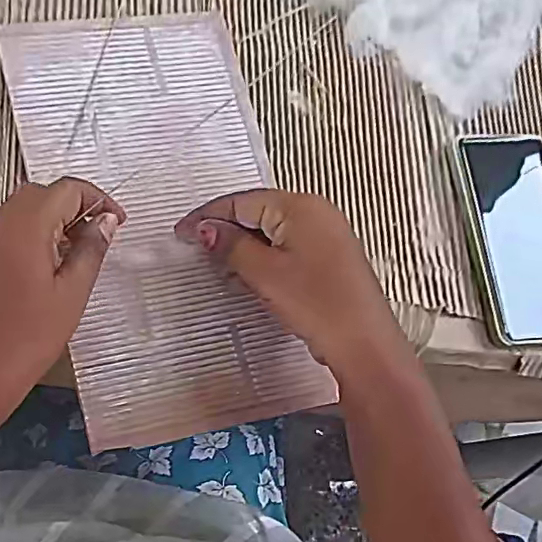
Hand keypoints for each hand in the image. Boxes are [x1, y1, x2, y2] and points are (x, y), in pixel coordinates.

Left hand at [0, 177, 123, 398]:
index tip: (116, 222)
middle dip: (71, 207)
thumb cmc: (29, 338)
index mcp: (24, 229)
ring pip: (18, 214)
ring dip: (49, 223)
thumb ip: (91, 250)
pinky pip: (3, 237)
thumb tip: (104, 222)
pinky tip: (41, 274)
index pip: (65, 190)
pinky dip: (27, 240)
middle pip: (39, 194)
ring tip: (71, 259)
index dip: (96, 199)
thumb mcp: (72, 294)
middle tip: (94, 238)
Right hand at [176, 189, 411, 375]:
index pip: (242, 202)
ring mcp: (323, 235)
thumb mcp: (264, 273)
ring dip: (241, 247)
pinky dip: (260, 258)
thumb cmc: (316, 303)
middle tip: (194, 251)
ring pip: (269, 232)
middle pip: (256, 212)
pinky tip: (245, 277)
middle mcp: (315, 212)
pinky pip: (284, 248)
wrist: (360, 340)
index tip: (181, 233)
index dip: (207, 217)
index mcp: (299, 206)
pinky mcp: (325, 258)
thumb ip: (231, 246)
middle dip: (223, 230)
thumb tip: (206, 230)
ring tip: (216, 267)